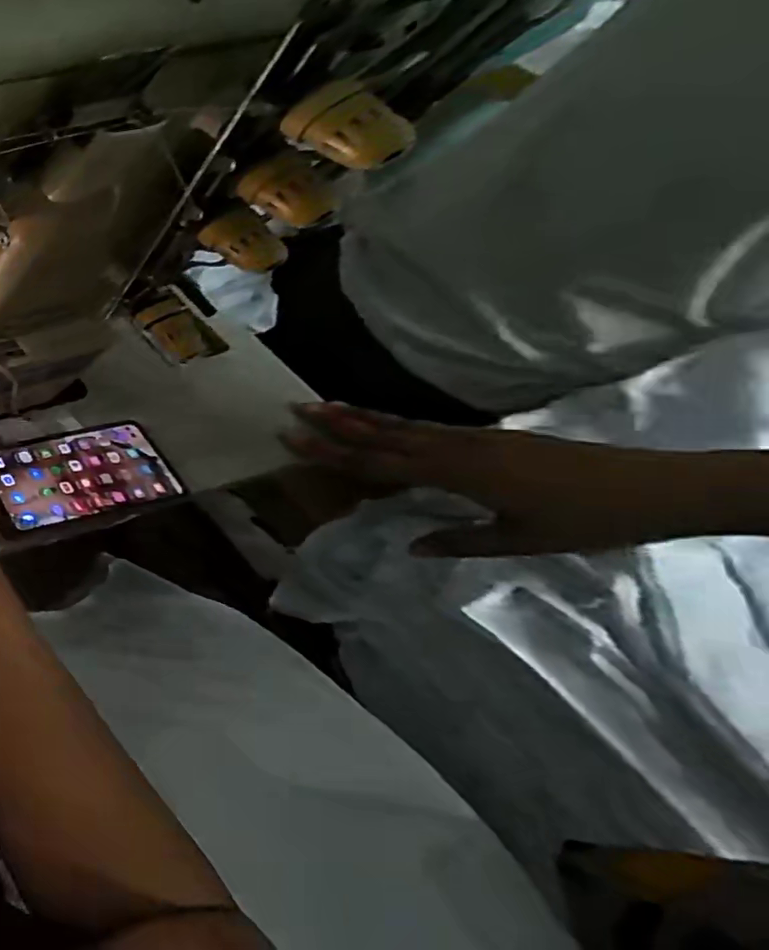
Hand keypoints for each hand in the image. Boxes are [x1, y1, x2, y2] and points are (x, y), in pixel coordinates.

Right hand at [281, 402, 736, 557]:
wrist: (660, 487)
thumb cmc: (587, 520)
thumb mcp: (522, 541)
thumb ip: (460, 541)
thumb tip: (409, 547)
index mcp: (456, 474)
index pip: (378, 461)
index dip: (332, 452)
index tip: (293, 438)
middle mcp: (458, 449)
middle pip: (384, 434)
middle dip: (339, 423)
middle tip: (298, 409)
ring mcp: (475, 440)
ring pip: (405, 426)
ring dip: (364, 417)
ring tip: (328, 406)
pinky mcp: (492, 439)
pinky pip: (429, 428)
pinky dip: (397, 423)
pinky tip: (386, 424)